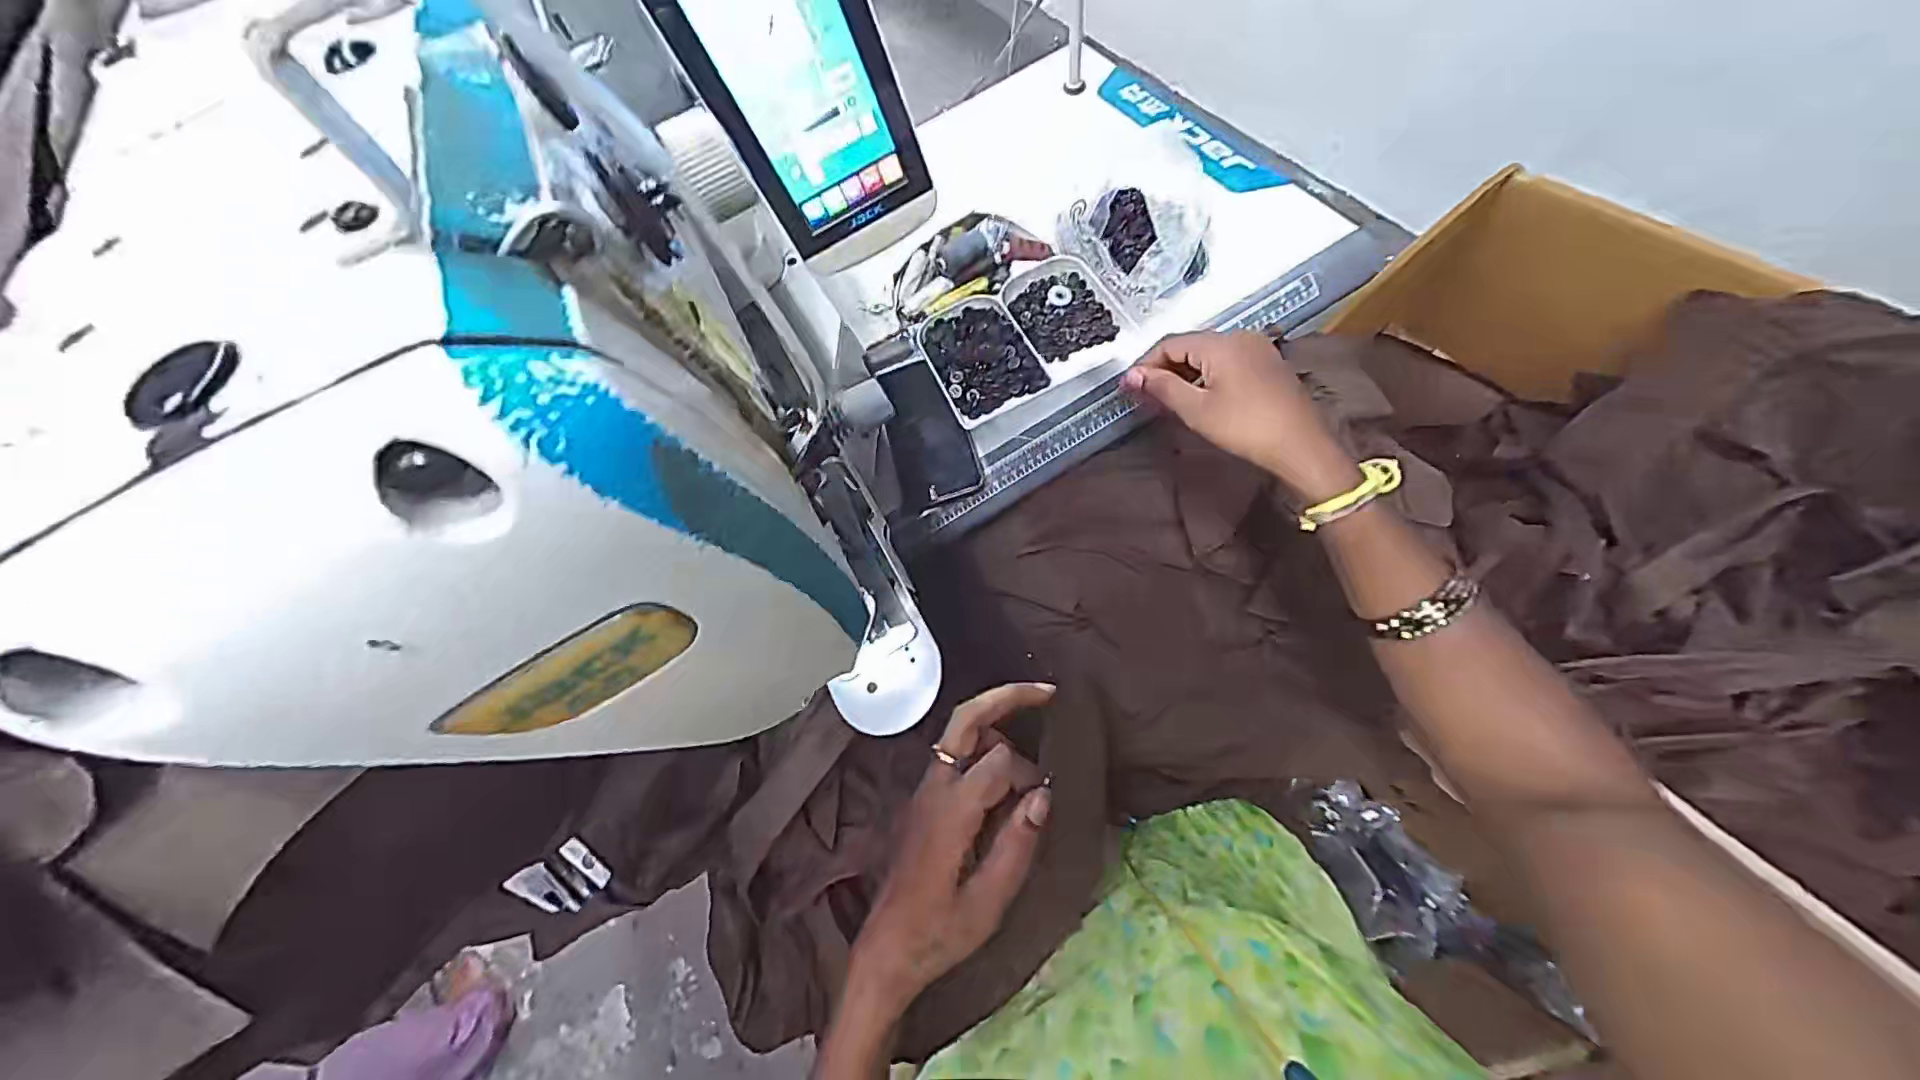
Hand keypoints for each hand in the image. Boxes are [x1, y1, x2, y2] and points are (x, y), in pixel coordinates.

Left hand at [846, 683, 1054, 1006]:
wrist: (887, 949)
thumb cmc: (938, 932)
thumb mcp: (988, 903)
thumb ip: (1017, 845)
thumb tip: (1043, 795)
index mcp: (949, 812)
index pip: (999, 761)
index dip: (1030, 776)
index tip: (1043, 804)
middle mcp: (933, 788)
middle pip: (965, 718)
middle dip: (1006, 697)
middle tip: (1047, 692)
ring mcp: (924, 790)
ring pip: (959, 732)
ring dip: (996, 726)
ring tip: (1029, 749)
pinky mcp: (924, 799)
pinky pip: (954, 756)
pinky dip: (984, 746)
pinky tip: (1005, 770)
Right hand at [1123, 330, 1361, 503]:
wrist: (1300, 445)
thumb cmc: (1246, 427)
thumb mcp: (1196, 409)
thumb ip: (1161, 387)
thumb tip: (1131, 375)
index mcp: (1220, 343)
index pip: (1170, 343)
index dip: (1145, 364)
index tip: (1129, 388)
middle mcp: (1240, 337)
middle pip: (1190, 346)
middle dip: (1164, 369)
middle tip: (1146, 397)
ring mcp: (1257, 349)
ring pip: (1208, 355)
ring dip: (1184, 375)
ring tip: (1169, 401)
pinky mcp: (1267, 364)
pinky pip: (1226, 362)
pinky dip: (1206, 377)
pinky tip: (1199, 399)